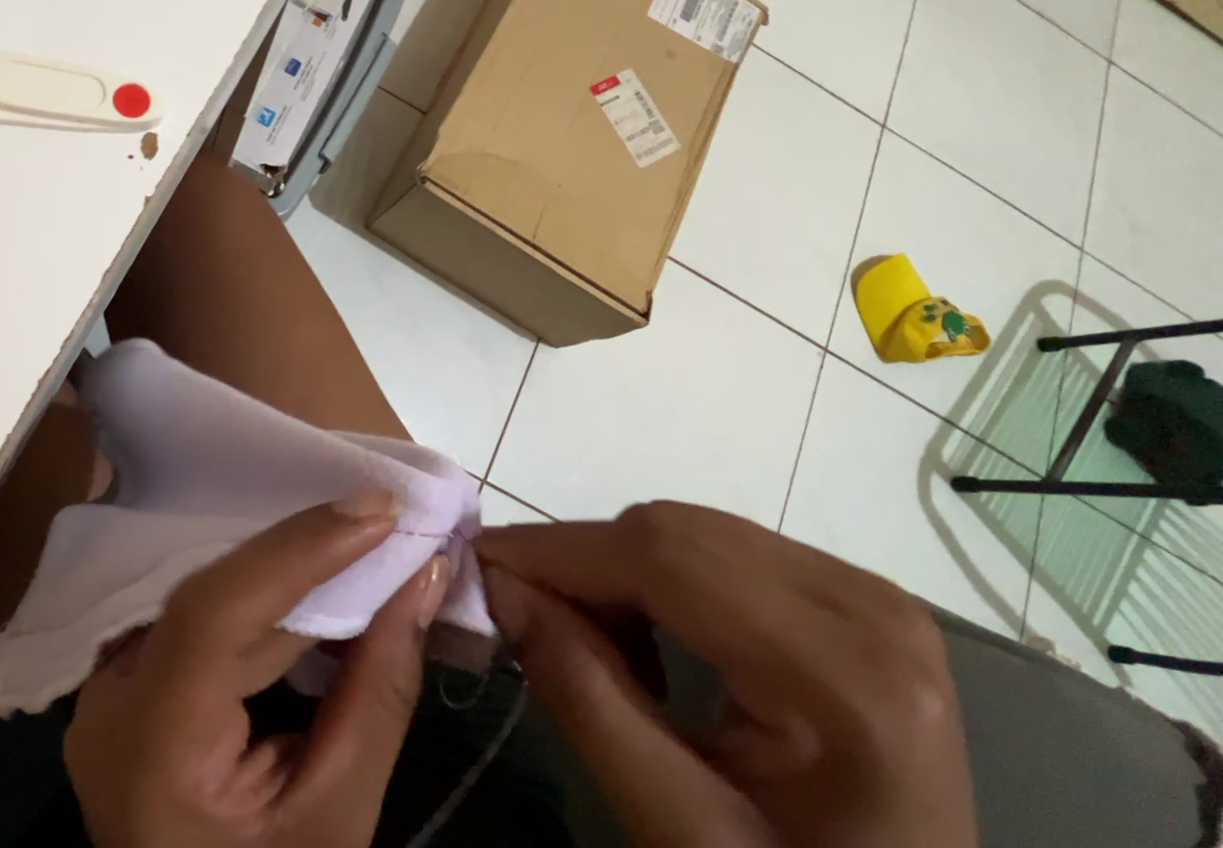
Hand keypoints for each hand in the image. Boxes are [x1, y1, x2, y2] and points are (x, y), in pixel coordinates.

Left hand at [64, 492, 448, 847]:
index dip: (296, 550)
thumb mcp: (339, 813)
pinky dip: (262, 597)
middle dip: (305, 554)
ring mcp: (105, 688)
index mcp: (150, 750)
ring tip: (365, 539)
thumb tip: (422, 577)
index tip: (378, 512)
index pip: (213, 615)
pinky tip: (314, 580)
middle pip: (209, 599)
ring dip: (288, 569)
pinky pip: (197, 616)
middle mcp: (107, 702)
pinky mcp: (124, 681)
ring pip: (204, 597)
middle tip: (387, 519)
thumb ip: (379, 688)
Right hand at [478, 503, 977, 847]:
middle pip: (678, 531)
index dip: (558, 550)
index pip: (667, 560)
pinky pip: (724, 548)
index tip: (478, 564)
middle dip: (581, 561)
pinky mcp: (857, 596)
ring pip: (693, 530)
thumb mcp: (675, 826)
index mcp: (842, 676)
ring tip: (587, 639)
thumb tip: (500, 587)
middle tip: (522, 615)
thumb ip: (584, 697)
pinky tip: (647, 637)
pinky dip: (659, 576)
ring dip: (616, 569)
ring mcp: (871, 594)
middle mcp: (869, 607)